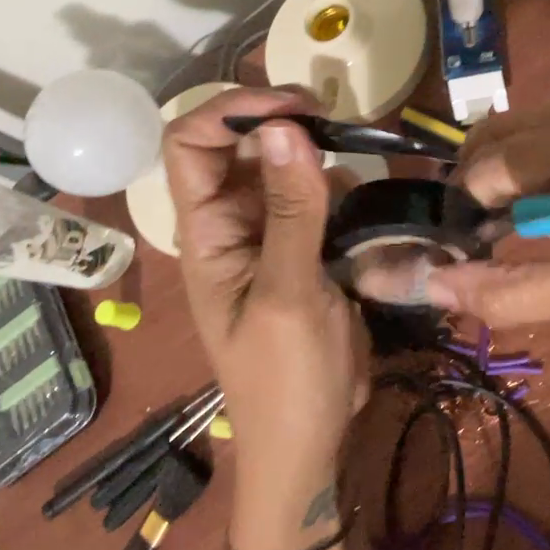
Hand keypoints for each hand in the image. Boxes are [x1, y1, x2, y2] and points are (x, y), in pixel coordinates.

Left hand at [162, 88, 368, 549]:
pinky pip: (314, 195)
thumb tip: (286, 128)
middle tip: (335, 120)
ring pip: (280, 165)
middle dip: (281, 121)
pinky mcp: (305, 247)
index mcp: (206, 232)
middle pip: (239, 145)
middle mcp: (232, 222)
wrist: (310, 440)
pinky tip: (359, 199)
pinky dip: (336, 184)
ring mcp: (269, 234)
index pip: (190, 145)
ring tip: (353, 156)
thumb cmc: (284, 378)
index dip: (229, 112)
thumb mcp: (286, 294)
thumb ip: (290, 212)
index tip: (290, 109)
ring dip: (313, 151)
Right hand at [357, 92, 549, 328]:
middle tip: (489, 247)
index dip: (471, 213)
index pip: (489, 164)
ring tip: (523, 238)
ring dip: (506, 186)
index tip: (471, 258)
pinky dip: (533, 178)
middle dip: (482, 191)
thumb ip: (508, 291)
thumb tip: (432, 287)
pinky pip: (545, 142)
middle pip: (495, 138)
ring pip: (517, 138)